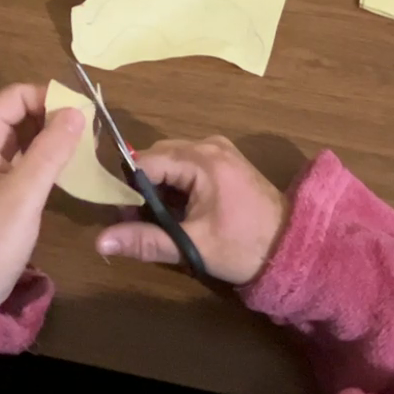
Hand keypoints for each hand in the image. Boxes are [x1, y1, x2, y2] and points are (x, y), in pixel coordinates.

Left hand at [0, 83, 84, 309]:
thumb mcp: (23, 195)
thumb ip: (50, 151)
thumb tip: (77, 111)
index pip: (14, 96)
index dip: (47, 97)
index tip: (83, 111)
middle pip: (18, 112)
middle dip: (53, 114)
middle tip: (90, 130)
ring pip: (23, 134)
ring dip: (51, 134)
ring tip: (85, 145)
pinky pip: (23, 156)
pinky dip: (45, 154)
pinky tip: (68, 164)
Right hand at [94, 137, 287, 285]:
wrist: (294, 248)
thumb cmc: (244, 247)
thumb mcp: (192, 246)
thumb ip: (146, 240)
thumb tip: (100, 241)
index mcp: (201, 160)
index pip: (145, 162)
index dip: (126, 188)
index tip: (120, 216)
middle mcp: (207, 145)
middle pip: (156, 157)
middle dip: (141, 188)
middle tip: (136, 221)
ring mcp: (217, 149)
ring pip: (169, 160)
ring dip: (158, 187)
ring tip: (157, 219)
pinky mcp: (223, 159)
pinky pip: (185, 163)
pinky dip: (174, 184)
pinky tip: (177, 211)